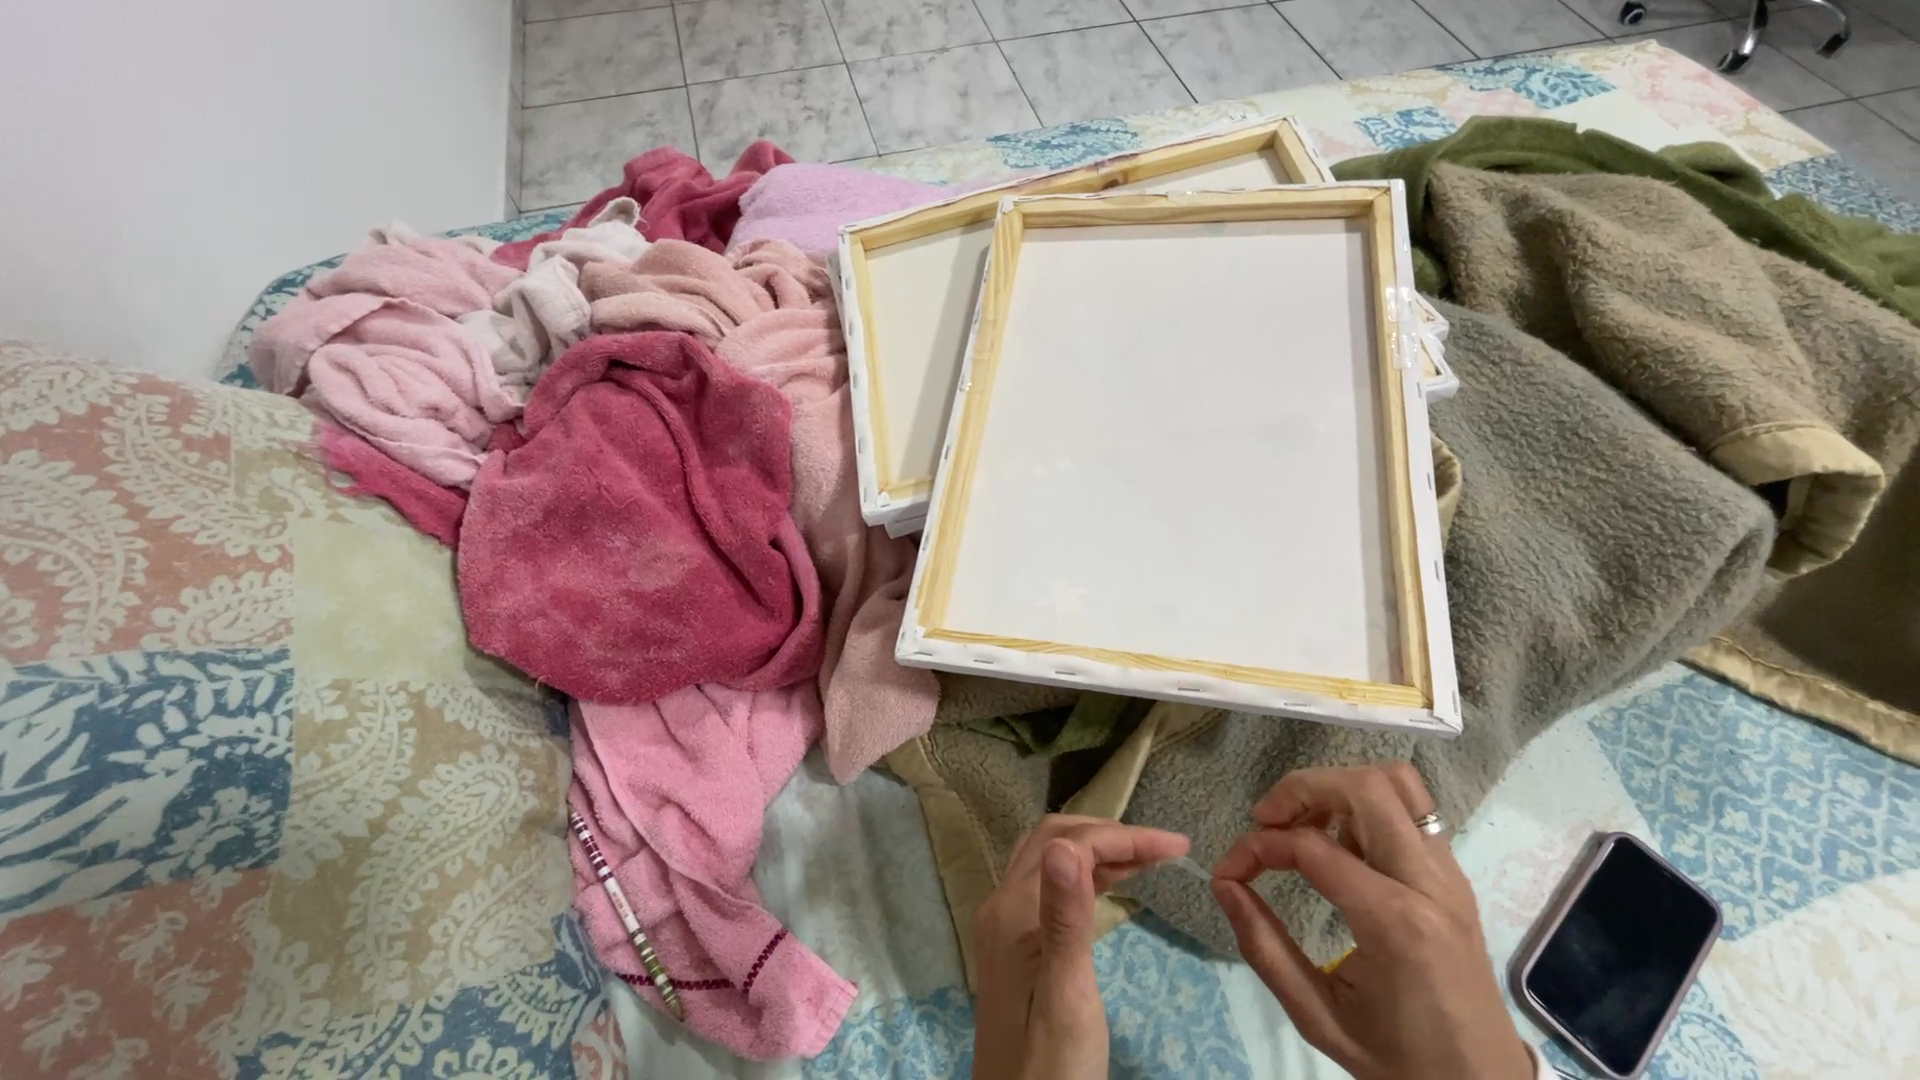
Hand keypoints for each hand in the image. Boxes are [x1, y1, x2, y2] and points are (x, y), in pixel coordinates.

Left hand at [972, 814, 1190, 1079]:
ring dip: (1099, 849)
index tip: (1178, 847)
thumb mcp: (1066, 996)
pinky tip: (1113, 886)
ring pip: (1052, 859)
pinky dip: (1085, 874)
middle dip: (1112, 835)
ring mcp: (1006, 924)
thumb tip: (1065, 844)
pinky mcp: (1015, 943)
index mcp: (1013, 909)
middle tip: (1167, 849)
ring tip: (1152, 859)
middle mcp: (1002, 904)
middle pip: (1057, 838)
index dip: (1124, 837)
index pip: (1071, 843)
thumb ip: (1065, 918)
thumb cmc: (1051, 1068)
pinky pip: (1050, 887)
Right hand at [1212, 765, 1533, 1079]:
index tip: (1229, 870)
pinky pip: (1411, 809)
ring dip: (1338, 789)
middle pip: (1364, 786)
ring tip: (1304, 825)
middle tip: (1266, 820)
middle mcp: (1429, 881)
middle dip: (1301, 788)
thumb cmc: (1399, 1060)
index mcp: (1396, 922)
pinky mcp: (1453, 874)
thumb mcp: (1318, 1017)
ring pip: (1396, 782)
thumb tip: (1223, 884)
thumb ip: (1264, 947)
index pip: (1311, 846)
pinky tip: (1338, 843)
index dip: (1256, 847)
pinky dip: (1365, 806)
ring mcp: (1449, 873)